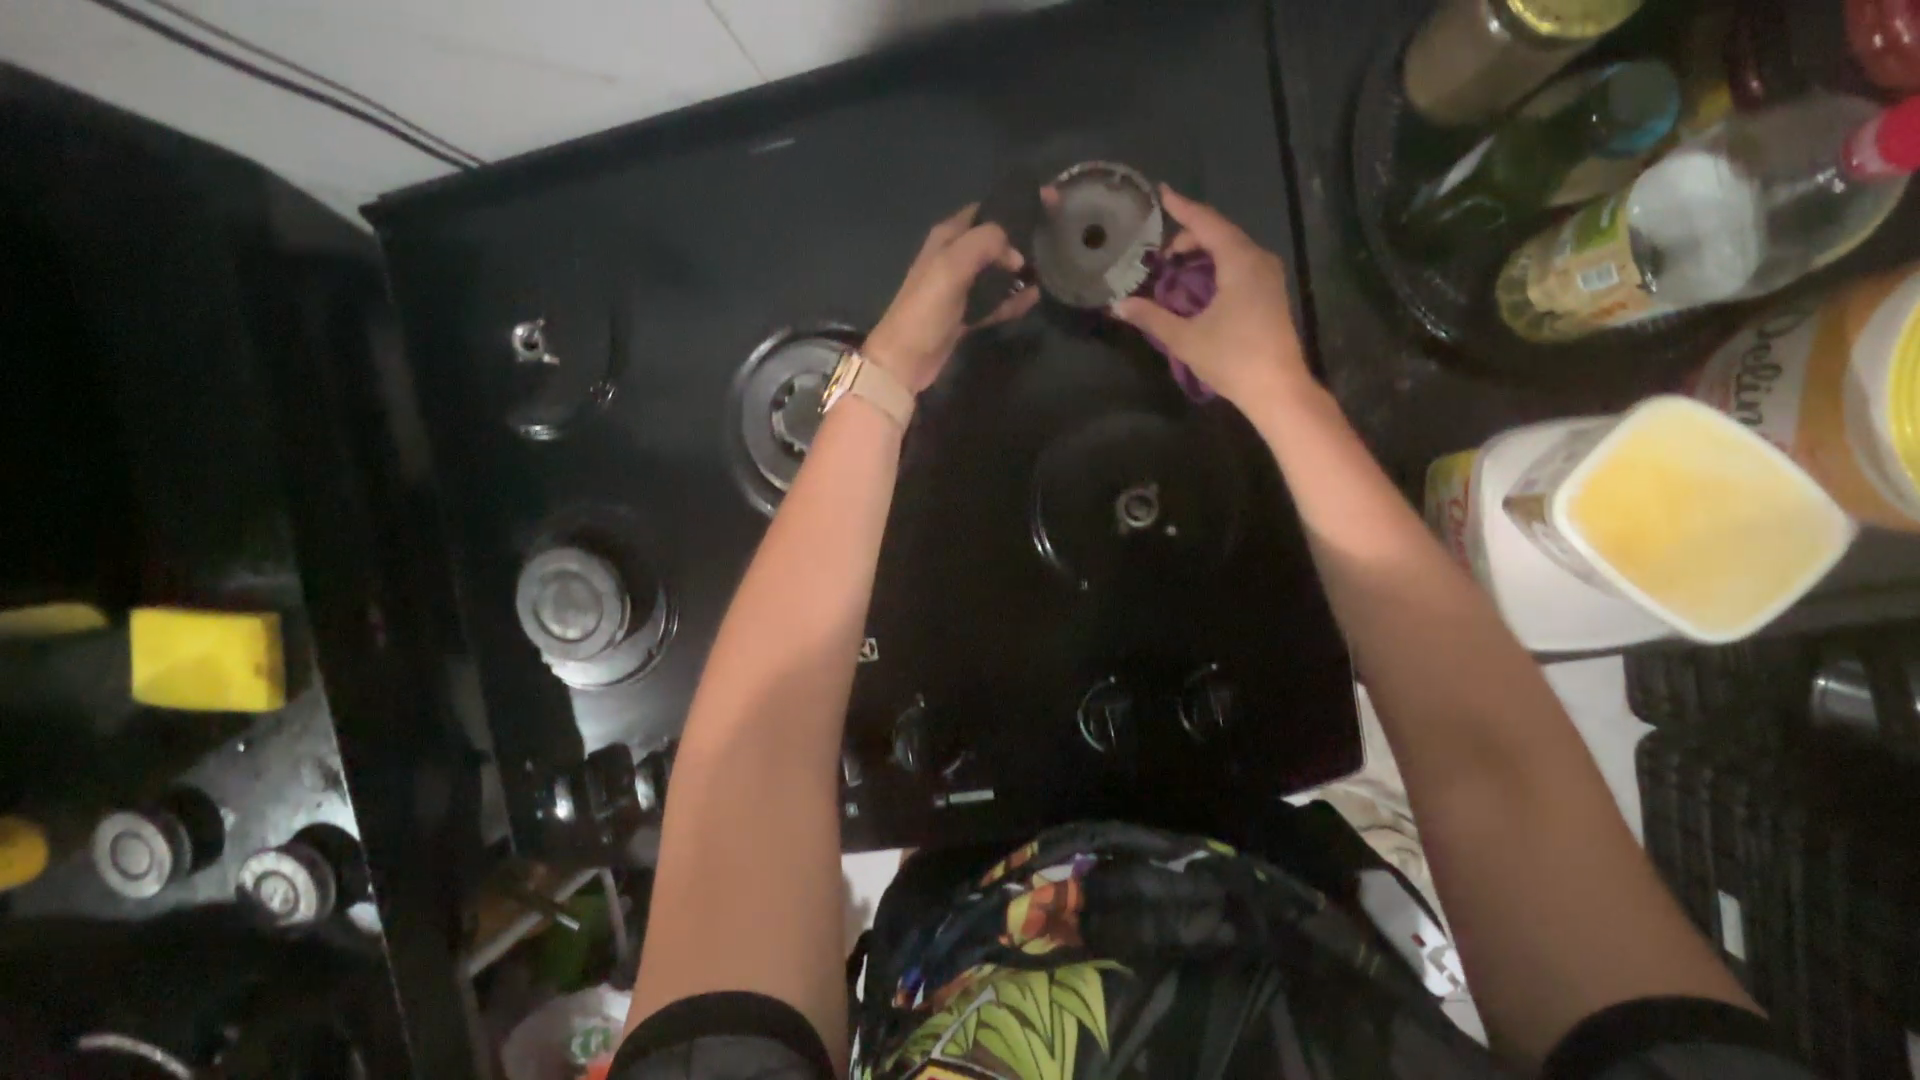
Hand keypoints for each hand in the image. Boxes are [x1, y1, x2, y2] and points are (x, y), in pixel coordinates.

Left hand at [865, 204, 1038, 393]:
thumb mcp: (952, 265)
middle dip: (1020, 237)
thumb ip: (985, 244)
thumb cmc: (926, 307)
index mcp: (947, 237)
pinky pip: (995, 301)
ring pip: (996, 271)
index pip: (984, 210)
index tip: (1047, 200)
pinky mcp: (966, 314)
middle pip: (993, 240)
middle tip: (1053, 235)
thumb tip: (1016, 253)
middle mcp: (953, 257)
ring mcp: (960, 288)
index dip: (1014, 204)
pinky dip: (1013, 299)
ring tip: (1049, 267)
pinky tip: (1034, 298)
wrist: (905, 358)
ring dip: (1018, 271)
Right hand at [1109, 186, 1313, 411]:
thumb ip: (1151, 317)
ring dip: (1202, 251)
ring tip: (1174, 267)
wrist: (1277, 389)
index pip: (1206, 222)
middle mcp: (1258, 259)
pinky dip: (1215, 264)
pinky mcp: (1270, 292)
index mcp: (1239, 261)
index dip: (1182, 207)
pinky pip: (1239, 263)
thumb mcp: (1185, 338)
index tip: (1161, 192)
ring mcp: (1268, 275)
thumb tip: (1118, 305)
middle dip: (1188, 235)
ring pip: (1231, 248)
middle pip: (1220, 232)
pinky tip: (1198, 283)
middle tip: (1159, 251)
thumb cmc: (1232, 359)